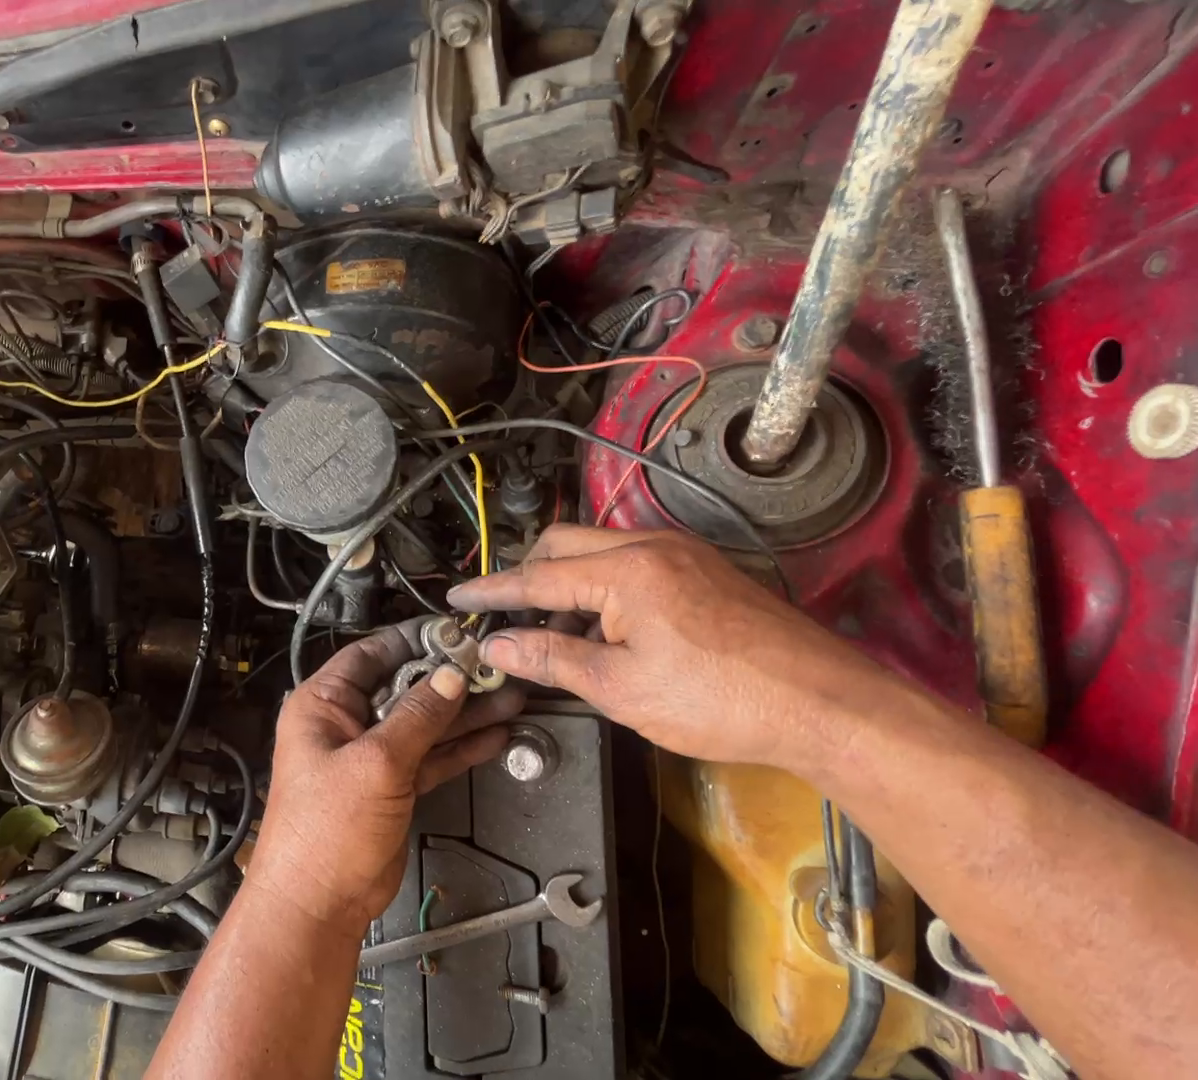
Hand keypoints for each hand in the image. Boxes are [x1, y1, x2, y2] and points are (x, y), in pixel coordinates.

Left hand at [247, 624, 523, 930]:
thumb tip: (450, 677)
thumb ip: (417, 718)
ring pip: (423, 723)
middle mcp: (345, 724)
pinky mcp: (392, 786)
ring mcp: (371, 756)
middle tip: (492, 667)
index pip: (370, 655)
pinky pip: (430, 756)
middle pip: (403, 687)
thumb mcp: (375, 762)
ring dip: (463, 713)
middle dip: (448, 678)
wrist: (318, 902)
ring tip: (508, 697)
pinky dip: (459, 747)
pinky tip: (493, 734)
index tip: (453, 633)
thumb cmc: (324, 831)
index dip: (412, 641)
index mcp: (323, 704)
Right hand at [446, 525, 926, 769]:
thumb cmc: (722, 701)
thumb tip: (497, 648)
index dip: (491, 591)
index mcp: (626, 571)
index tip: (458, 599)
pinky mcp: (705, 570)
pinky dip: (602, 585)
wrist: (828, 706)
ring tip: (554, 629)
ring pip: (598, 549)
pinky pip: (632, 561)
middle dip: (527, 575)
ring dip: (566, 579)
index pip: (537, 577)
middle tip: (505, 614)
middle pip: (564, 544)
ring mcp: (683, 553)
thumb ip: (552, 659)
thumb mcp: (621, 688)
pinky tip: (605, 627)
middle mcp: (652, 546)